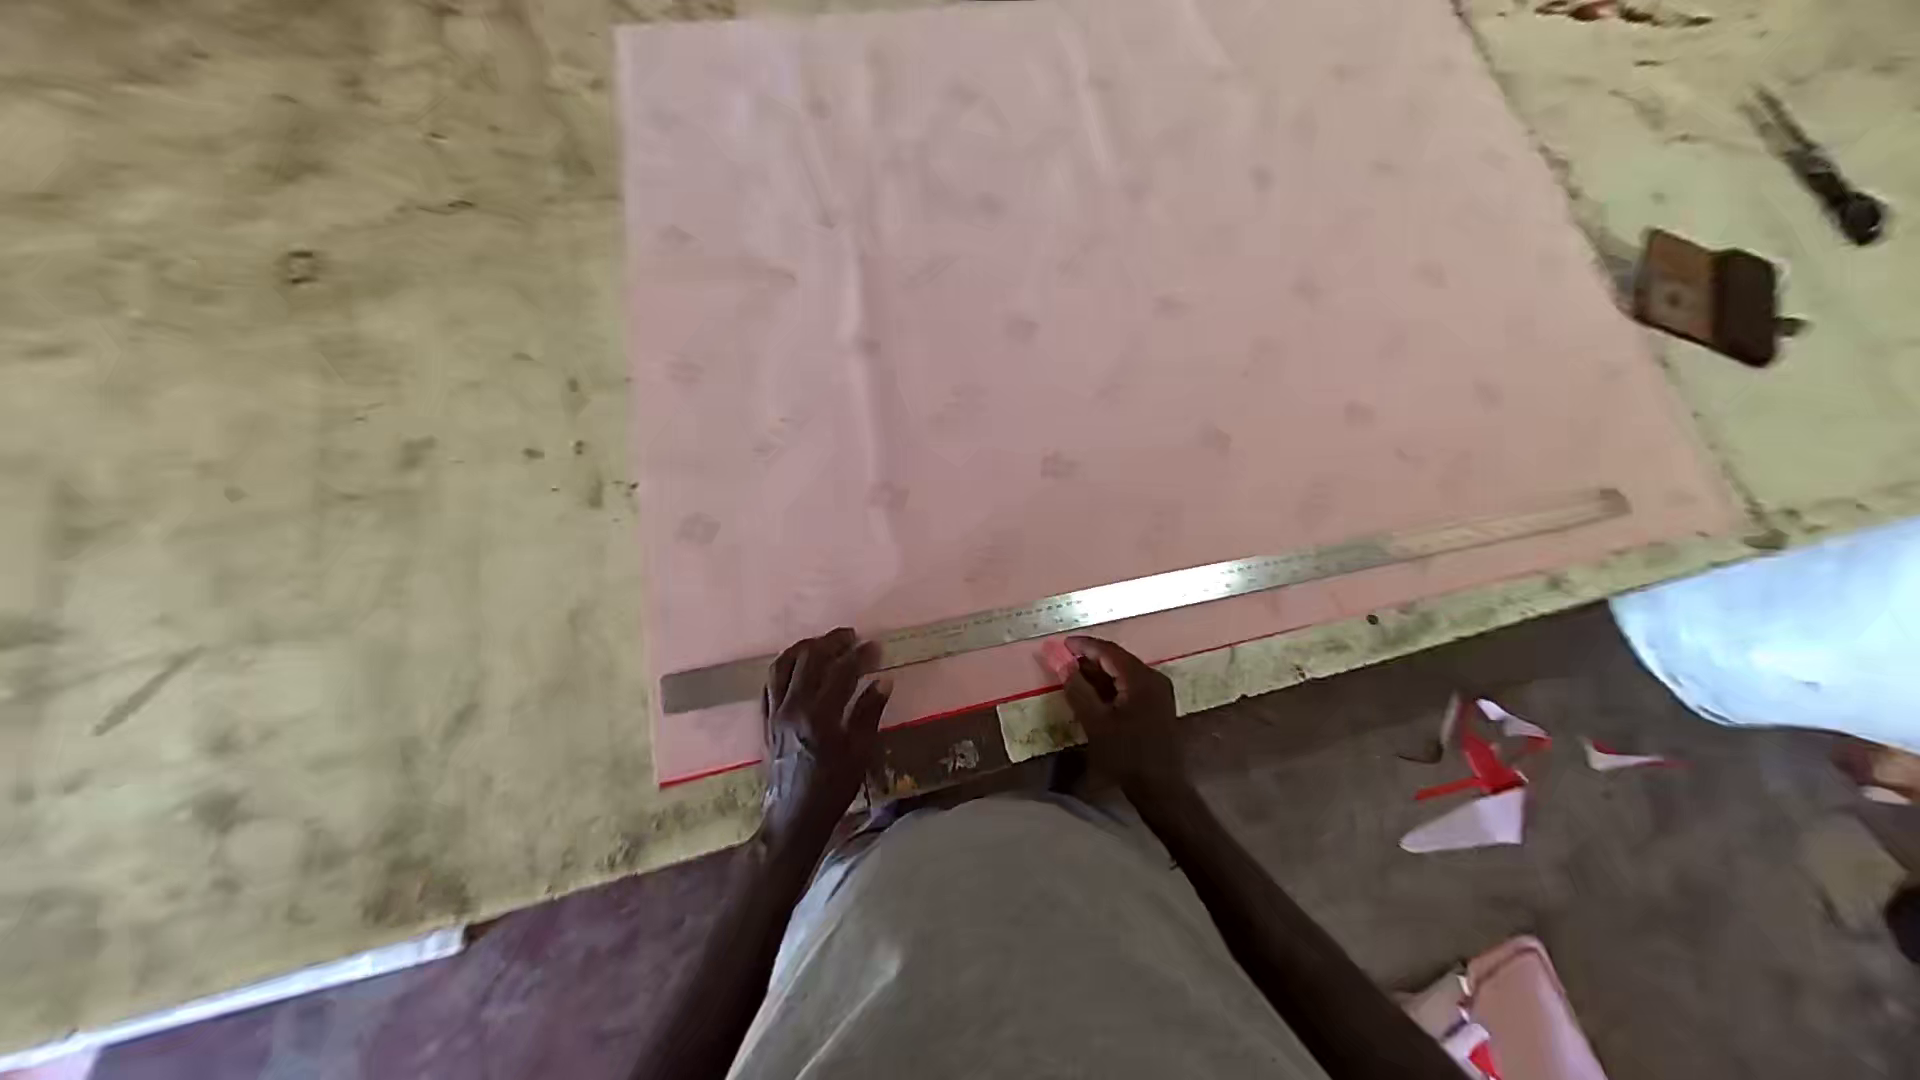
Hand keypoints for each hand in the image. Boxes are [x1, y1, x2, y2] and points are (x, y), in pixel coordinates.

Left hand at [762, 628, 890, 832]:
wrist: (794, 819)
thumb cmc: (833, 789)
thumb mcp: (860, 753)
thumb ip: (869, 713)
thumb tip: (884, 680)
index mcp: (820, 715)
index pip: (842, 671)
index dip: (860, 655)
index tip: (876, 646)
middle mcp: (792, 707)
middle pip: (809, 659)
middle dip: (831, 642)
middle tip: (851, 636)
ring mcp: (774, 713)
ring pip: (782, 665)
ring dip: (803, 649)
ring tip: (822, 643)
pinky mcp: (764, 722)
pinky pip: (769, 685)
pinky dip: (784, 669)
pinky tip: (796, 668)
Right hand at [1059, 636, 1188, 801]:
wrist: (1161, 787)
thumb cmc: (1127, 755)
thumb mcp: (1096, 723)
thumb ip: (1078, 690)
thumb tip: (1063, 666)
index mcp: (1141, 679)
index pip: (1109, 651)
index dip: (1084, 645)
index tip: (1062, 644)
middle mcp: (1153, 679)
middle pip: (1118, 659)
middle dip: (1090, 658)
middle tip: (1064, 660)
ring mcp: (1158, 692)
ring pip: (1123, 672)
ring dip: (1099, 672)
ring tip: (1074, 675)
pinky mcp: (1157, 705)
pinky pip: (1130, 684)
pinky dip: (1110, 684)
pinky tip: (1094, 692)